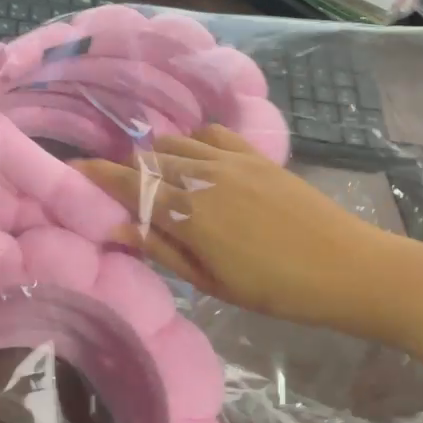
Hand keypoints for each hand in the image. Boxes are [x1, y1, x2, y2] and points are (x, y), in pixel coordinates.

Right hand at [74, 125, 409, 325]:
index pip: (128, 185)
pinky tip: (196, 159)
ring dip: (157, 155)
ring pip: (175, 143)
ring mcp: (230, 161)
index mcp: (188, 214)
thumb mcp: (212, 282)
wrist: (348, 268)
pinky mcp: (255, 155)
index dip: (97, 175)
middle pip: (147, 160)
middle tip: (118, 187)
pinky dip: (193, 140)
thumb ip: (162, 249)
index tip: (73, 170)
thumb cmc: (276, 290)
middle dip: (125, 169)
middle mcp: (202, 177)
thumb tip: (116, 226)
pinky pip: (211, 132)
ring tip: (157, 176)